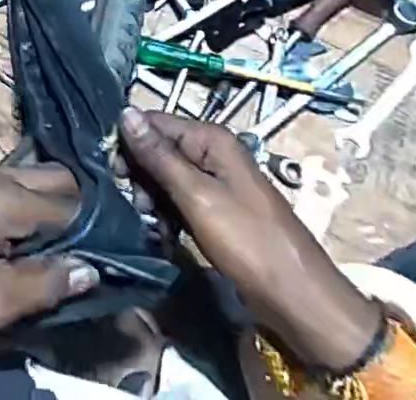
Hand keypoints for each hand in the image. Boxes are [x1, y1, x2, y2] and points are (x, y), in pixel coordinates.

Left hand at [0, 165, 99, 340]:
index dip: (95, 230)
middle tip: (91, 242)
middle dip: (77, 203)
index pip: (70, 206)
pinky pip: (8, 180)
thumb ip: (47, 282)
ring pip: (30, 174)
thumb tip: (91, 268)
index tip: (114, 250)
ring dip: (50, 198)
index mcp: (8, 198)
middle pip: (54, 176)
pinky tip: (27, 228)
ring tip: (63, 238)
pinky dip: (26, 197)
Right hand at [119, 110, 381, 368]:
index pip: (152, 121)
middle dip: (139, 173)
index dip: (128, 142)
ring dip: (150, 196)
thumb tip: (124, 112)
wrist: (302, 304)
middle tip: (135, 202)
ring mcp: (216, 181)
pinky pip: (179, 198)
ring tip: (148, 220)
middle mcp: (213, 152)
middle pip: (157, 148)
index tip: (113, 172)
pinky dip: (166, 211)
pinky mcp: (216, 208)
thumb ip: (158, 155)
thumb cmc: (249, 244)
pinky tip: (161, 230)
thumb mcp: (197, 196)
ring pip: (165, 175)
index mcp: (212, 139)